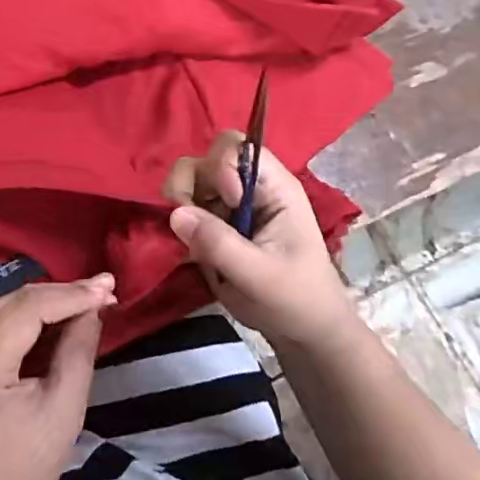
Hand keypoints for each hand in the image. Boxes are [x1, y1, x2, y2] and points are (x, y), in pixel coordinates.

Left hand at [0, 276, 114, 479]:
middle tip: (107, 289)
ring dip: (50, 300)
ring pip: (7, 305)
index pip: (30, 308)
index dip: (73, 294)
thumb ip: (78, 350)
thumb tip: (92, 307)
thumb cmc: (23, 473)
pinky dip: (32, 315)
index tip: (111, 289)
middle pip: (16, 300)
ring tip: (93, 297)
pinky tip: (62, 314)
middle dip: (64, 293)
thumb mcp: (64, 411)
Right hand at [163, 131, 357, 350]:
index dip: (221, 168)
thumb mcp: (260, 275)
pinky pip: (187, 209)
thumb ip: (219, 244)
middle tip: (190, 222)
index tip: (228, 203)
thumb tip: (176, 213)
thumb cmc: (296, 300)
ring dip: (181, 204)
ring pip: (190, 182)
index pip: (238, 146)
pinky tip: (188, 248)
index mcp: (274, 187)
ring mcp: (230, 207)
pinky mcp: (216, 226)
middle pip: (205, 160)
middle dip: (190, 184)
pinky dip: (179, 223)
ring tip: (190, 240)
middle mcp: (250, 188)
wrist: (303, 332)